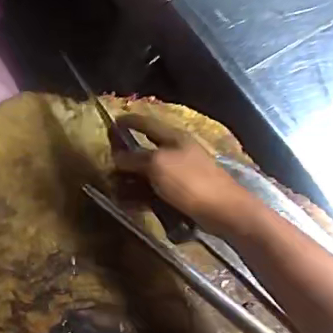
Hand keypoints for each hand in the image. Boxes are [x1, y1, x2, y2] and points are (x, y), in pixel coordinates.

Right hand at [111, 116, 256, 229]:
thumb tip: (117, 156)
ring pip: (149, 173)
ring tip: (116, 191)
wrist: (223, 211)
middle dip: (126, 158)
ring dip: (131, 181)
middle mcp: (177, 151)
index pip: (146, 123)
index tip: (111, 124)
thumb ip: (134, 158)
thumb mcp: (157, 165)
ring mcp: (181, 173)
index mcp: (173, 137)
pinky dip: (142, 195)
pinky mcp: (183, 192)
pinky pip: (156, 190)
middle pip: (145, 150)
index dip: (128, 122)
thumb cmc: (189, 181)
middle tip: (109, 167)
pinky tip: (131, 204)